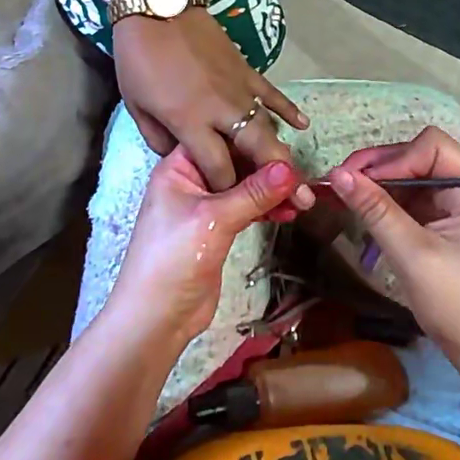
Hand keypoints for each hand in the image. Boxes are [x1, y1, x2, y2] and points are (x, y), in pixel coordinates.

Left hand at [101, 150, 302, 342]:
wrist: (155, 318)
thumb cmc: (173, 259)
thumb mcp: (213, 220)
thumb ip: (252, 193)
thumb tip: (291, 168)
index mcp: (179, 166)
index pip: (222, 140)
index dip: (256, 143)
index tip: (292, 155)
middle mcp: (191, 179)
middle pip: (237, 162)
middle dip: (270, 171)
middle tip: (304, 184)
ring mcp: (204, 205)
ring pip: (245, 186)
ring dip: (273, 192)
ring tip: (303, 202)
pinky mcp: (217, 228)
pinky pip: (247, 208)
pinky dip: (267, 208)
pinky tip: (289, 212)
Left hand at [113, 8, 313, 219]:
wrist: (159, 8)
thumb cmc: (139, 60)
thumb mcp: (136, 106)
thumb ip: (159, 139)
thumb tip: (181, 155)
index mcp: (190, 122)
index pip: (219, 169)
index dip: (228, 190)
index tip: (232, 202)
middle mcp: (222, 111)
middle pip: (256, 152)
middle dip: (272, 178)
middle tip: (286, 198)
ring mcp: (240, 89)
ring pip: (268, 128)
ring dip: (279, 152)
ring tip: (290, 174)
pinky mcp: (248, 71)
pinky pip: (274, 95)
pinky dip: (289, 110)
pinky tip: (303, 126)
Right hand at [329, 127, 459, 379]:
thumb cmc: (459, 306)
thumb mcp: (413, 256)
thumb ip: (376, 211)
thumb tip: (337, 174)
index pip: (433, 148)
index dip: (393, 158)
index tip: (357, 179)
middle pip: (420, 157)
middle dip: (381, 167)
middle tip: (342, 182)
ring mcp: (458, 206)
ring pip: (411, 176)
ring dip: (379, 184)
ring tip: (346, 196)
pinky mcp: (445, 222)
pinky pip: (411, 198)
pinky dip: (386, 202)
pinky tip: (362, 210)